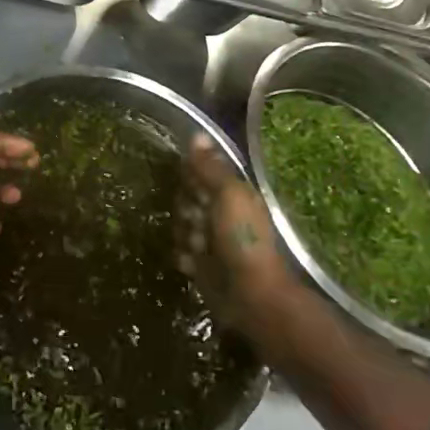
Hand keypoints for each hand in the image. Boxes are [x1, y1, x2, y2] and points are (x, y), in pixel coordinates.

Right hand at [175, 134, 296, 329]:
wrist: (250, 295)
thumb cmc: (243, 239)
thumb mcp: (228, 196)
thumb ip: (211, 168)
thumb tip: (197, 134)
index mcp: (232, 191)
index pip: (197, 172)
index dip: (192, 180)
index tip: (196, 192)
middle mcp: (220, 211)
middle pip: (185, 199)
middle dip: (188, 212)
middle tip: (202, 225)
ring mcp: (210, 238)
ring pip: (179, 226)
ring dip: (187, 238)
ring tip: (203, 250)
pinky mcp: (200, 263)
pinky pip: (179, 252)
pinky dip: (186, 259)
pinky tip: (196, 266)